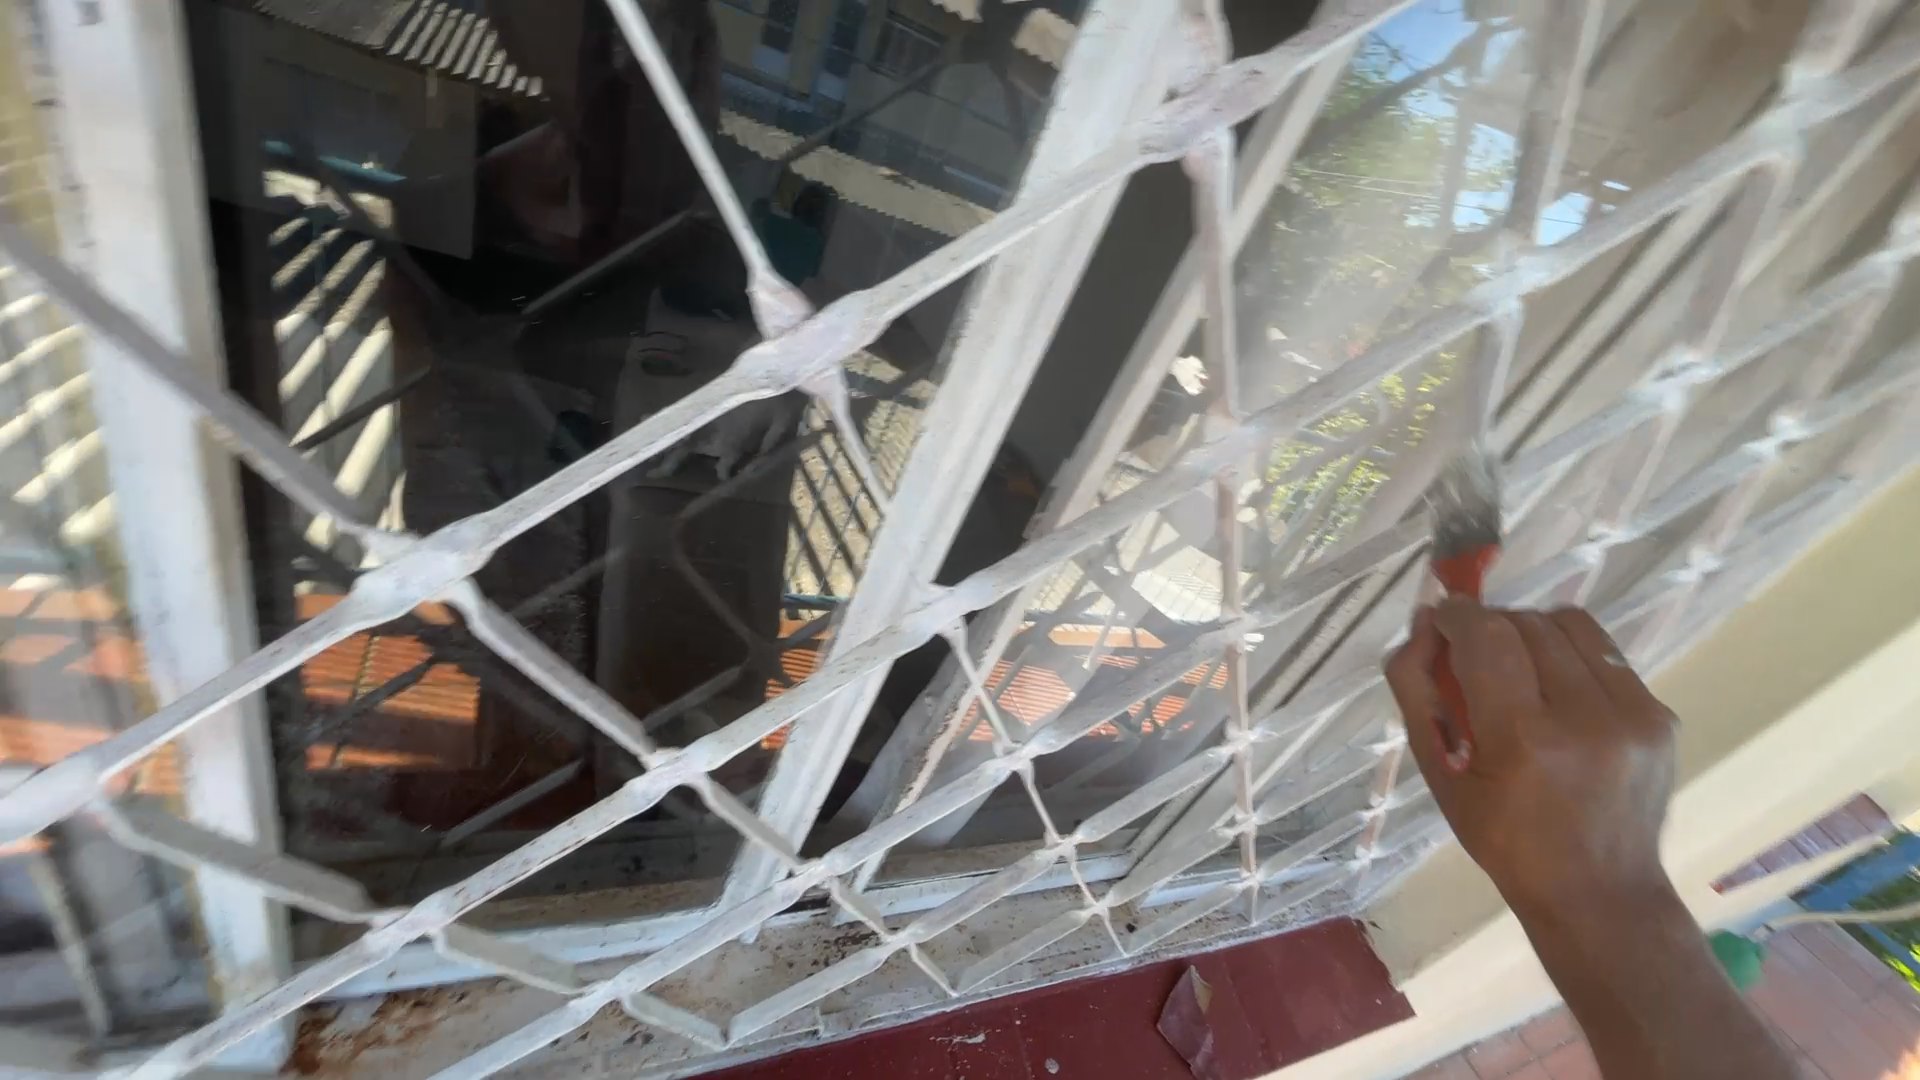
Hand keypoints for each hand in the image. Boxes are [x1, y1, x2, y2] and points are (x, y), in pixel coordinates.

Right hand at [1384, 598, 1678, 914]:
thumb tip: (1424, 623)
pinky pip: (1604, 651)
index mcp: (1522, 738)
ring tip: (1516, 668)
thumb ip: (1415, 687)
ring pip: (1569, 625)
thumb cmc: (1497, 832)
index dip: (1457, 615)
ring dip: (1529, 632)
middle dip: (1488, 626)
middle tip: (1470, 656)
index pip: (1487, 636)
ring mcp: (1635, 716)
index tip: (1440, 619)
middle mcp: (1586, 718)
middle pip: (1525, 623)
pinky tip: (1555, 692)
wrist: (1598, 891)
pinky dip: (1567, 655)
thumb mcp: (1433, 766)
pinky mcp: (1662, 718)